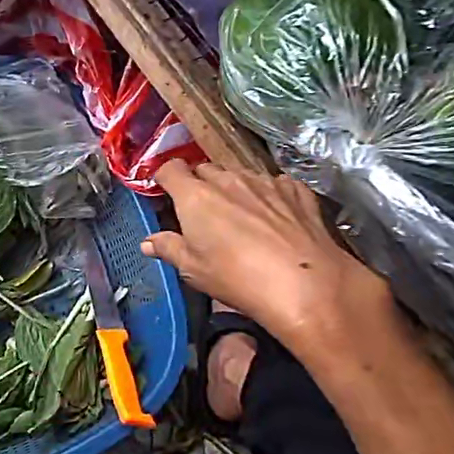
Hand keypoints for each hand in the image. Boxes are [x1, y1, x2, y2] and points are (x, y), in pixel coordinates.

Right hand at [142, 161, 397, 348]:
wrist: (304, 283)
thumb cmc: (238, 278)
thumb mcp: (193, 270)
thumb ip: (169, 249)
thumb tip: (149, 241)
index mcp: (195, 196)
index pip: (170, 169)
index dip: (165, 177)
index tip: (165, 190)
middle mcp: (228, 180)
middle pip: (205, 169)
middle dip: (199, 184)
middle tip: (201, 211)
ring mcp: (265, 181)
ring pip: (240, 175)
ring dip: (233, 189)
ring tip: (239, 216)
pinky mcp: (295, 190)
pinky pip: (274, 184)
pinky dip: (268, 194)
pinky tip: (273, 215)